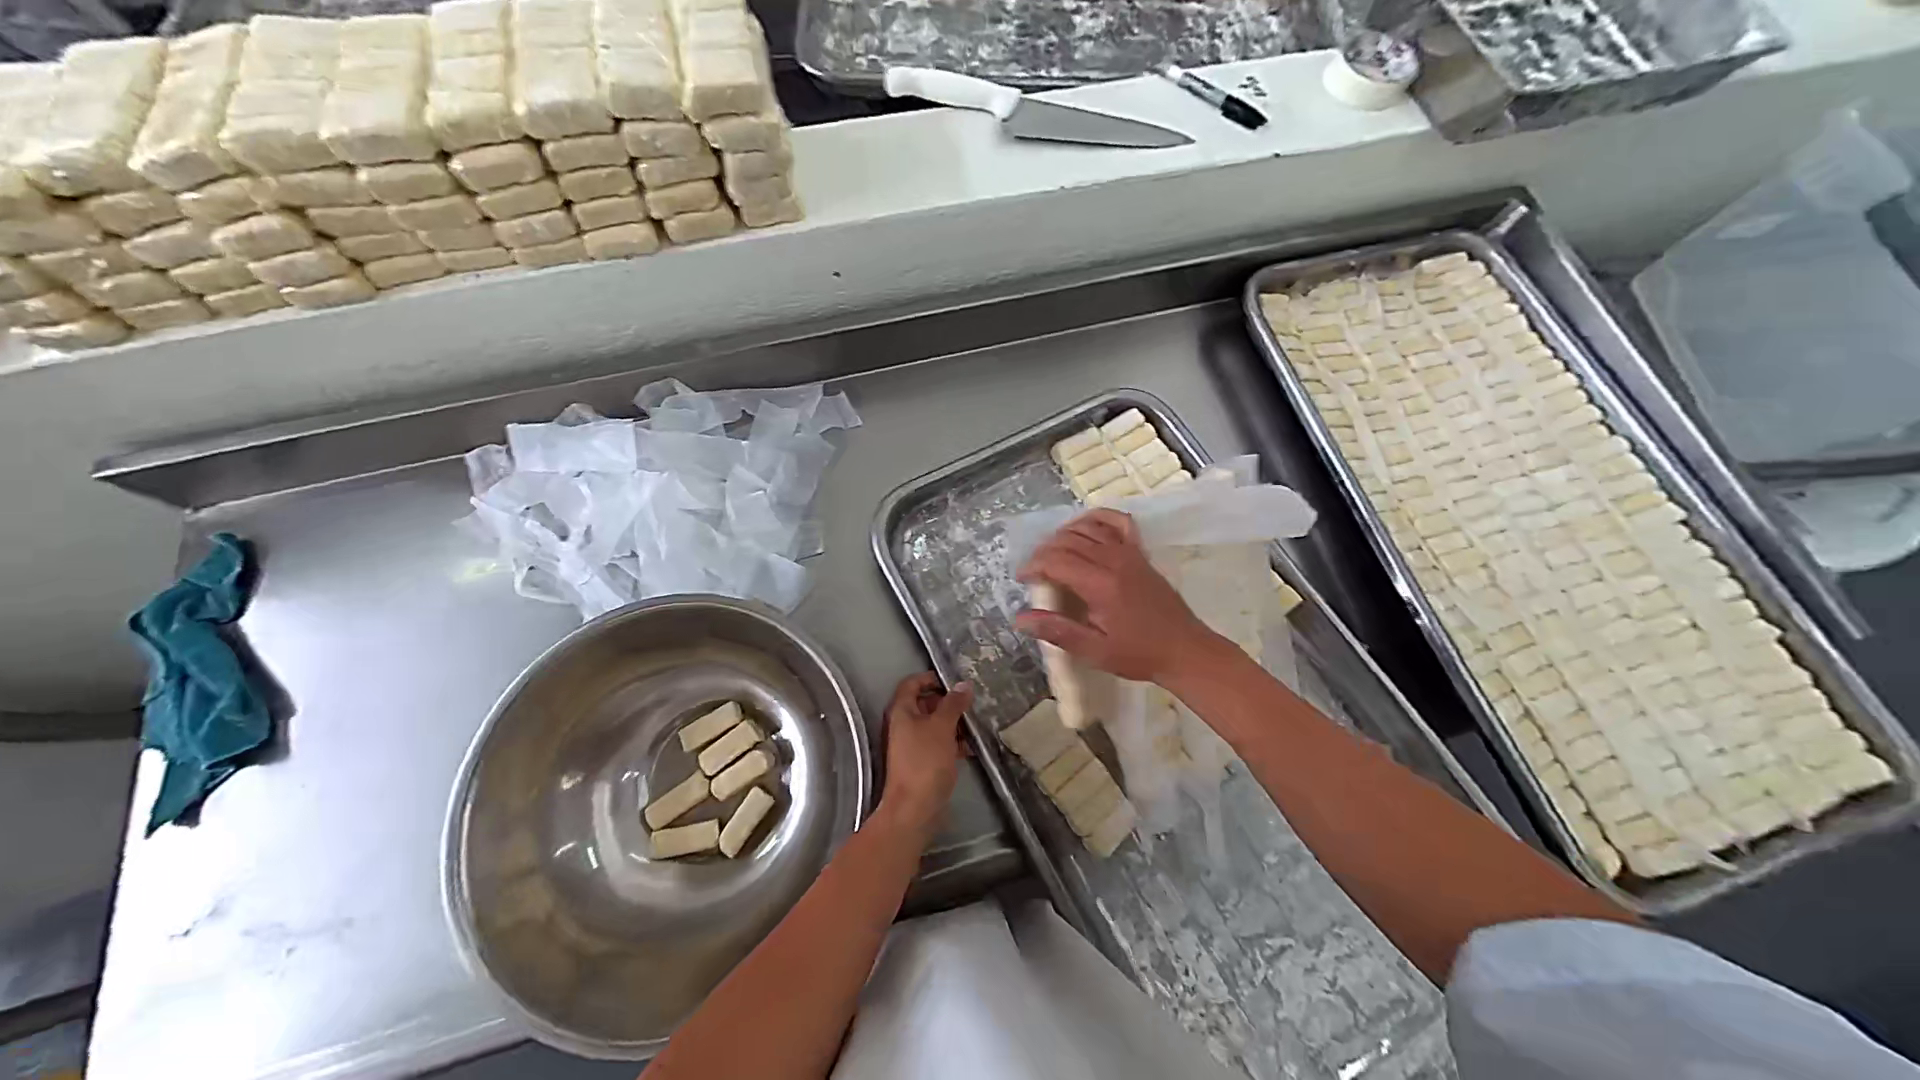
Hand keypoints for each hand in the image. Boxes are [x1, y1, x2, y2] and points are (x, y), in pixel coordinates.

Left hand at [877, 672, 971, 834]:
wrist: (915, 808)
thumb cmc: (925, 761)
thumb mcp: (942, 727)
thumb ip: (953, 704)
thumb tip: (963, 685)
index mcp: (901, 711)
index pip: (912, 683)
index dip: (930, 678)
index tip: (953, 680)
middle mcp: (903, 725)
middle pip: (925, 704)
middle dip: (948, 702)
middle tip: (970, 702)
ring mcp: (912, 745)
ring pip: (934, 725)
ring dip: (954, 723)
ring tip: (976, 724)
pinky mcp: (923, 763)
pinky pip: (939, 744)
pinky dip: (953, 742)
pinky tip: (972, 747)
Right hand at [1014, 509, 1224, 683]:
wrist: (1184, 649)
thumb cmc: (1138, 654)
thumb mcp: (1094, 651)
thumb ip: (1057, 631)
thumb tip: (1020, 619)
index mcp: (1100, 585)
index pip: (1056, 561)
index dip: (1033, 565)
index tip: (1022, 578)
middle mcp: (1114, 561)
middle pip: (1068, 540)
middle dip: (1044, 551)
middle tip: (1034, 570)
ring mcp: (1129, 553)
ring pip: (1088, 528)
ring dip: (1064, 535)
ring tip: (1051, 554)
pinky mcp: (1140, 553)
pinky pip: (1117, 522)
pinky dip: (1097, 518)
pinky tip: (1084, 527)